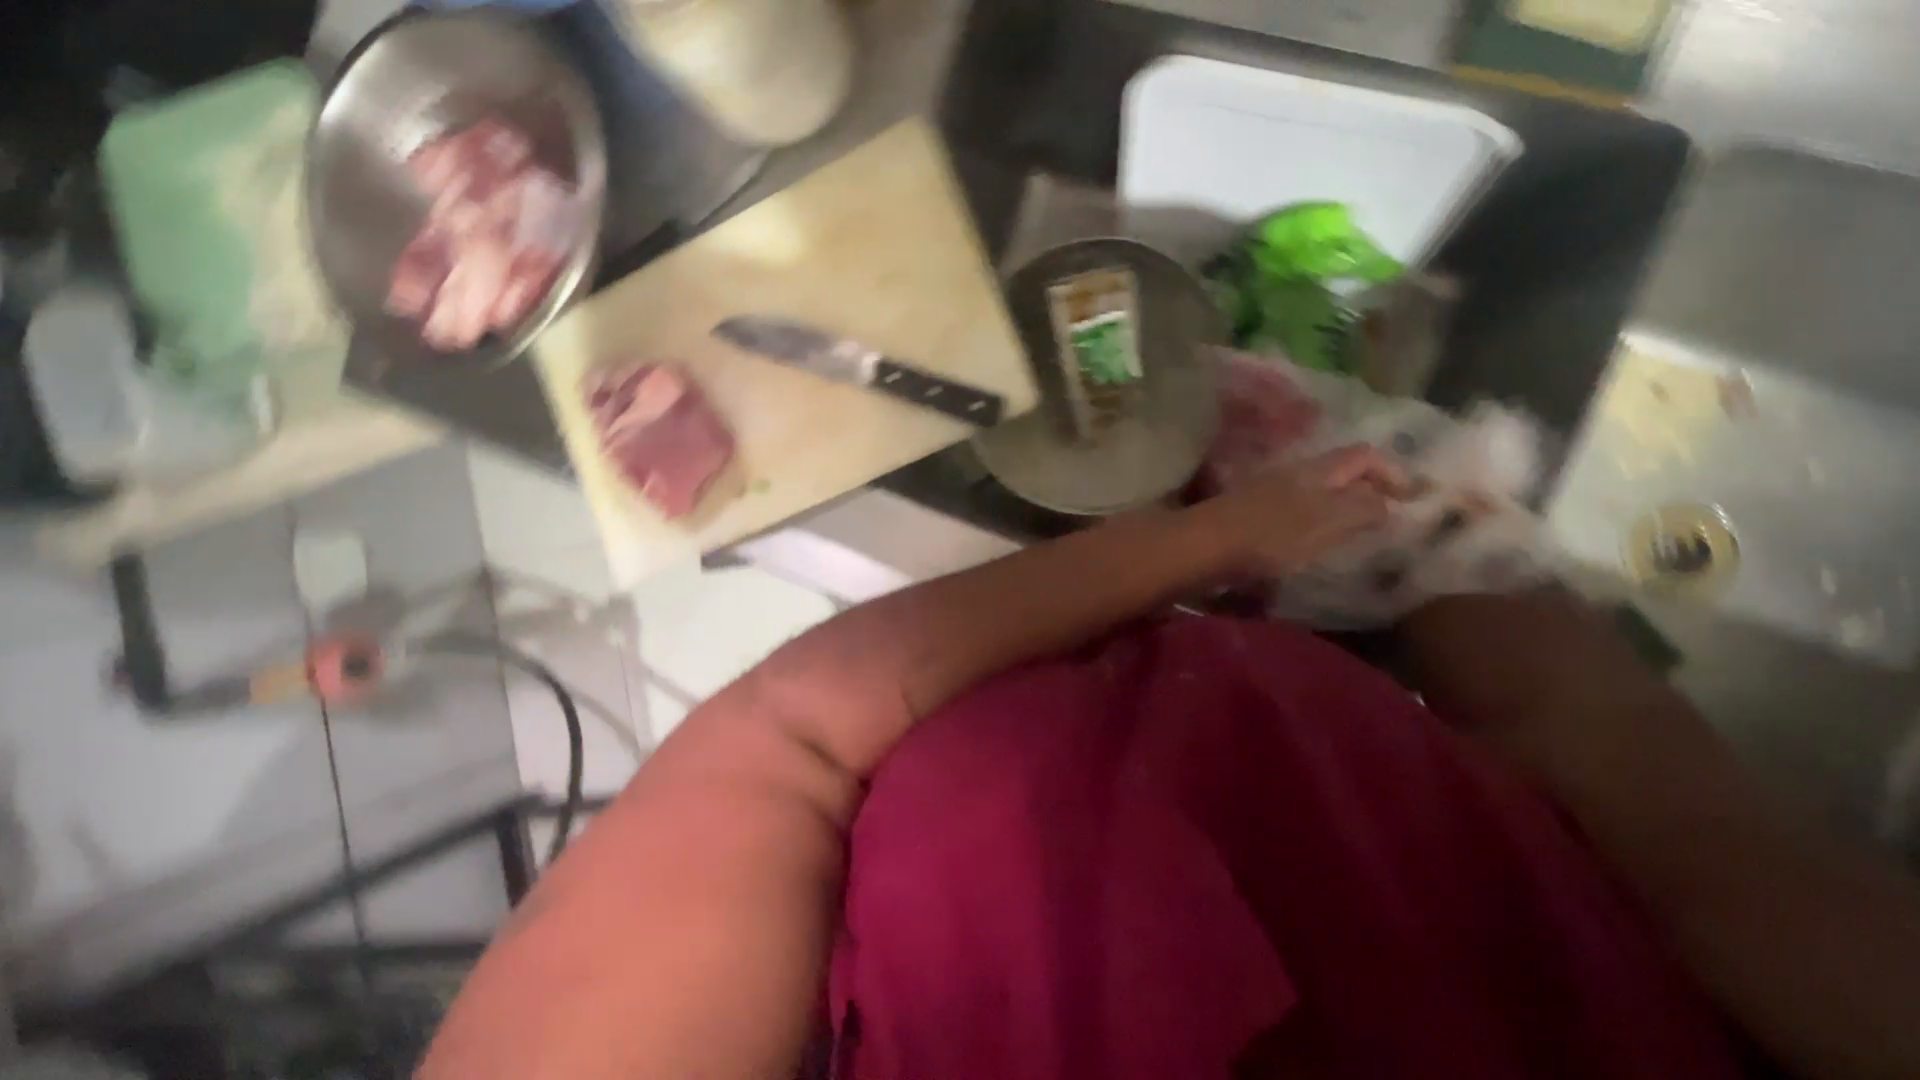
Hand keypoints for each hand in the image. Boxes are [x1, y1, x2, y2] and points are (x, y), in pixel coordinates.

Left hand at [1202, 444, 1406, 575]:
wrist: (1200, 549)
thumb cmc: (1267, 535)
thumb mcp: (1324, 522)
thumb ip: (1360, 509)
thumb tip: (1387, 502)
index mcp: (1316, 471)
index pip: (1364, 455)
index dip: (1393, 471)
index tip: (1412, 500)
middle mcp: (1291, 474)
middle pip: (1338, 472)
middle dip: (1366, 489)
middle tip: (1386, 520)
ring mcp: (1266, 493)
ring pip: (1314, 492)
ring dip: (1338, 509)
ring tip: (1353, 538)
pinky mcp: (1248, 516)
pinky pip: (1292, 512)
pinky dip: (1311, 524)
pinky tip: (1310, 548)